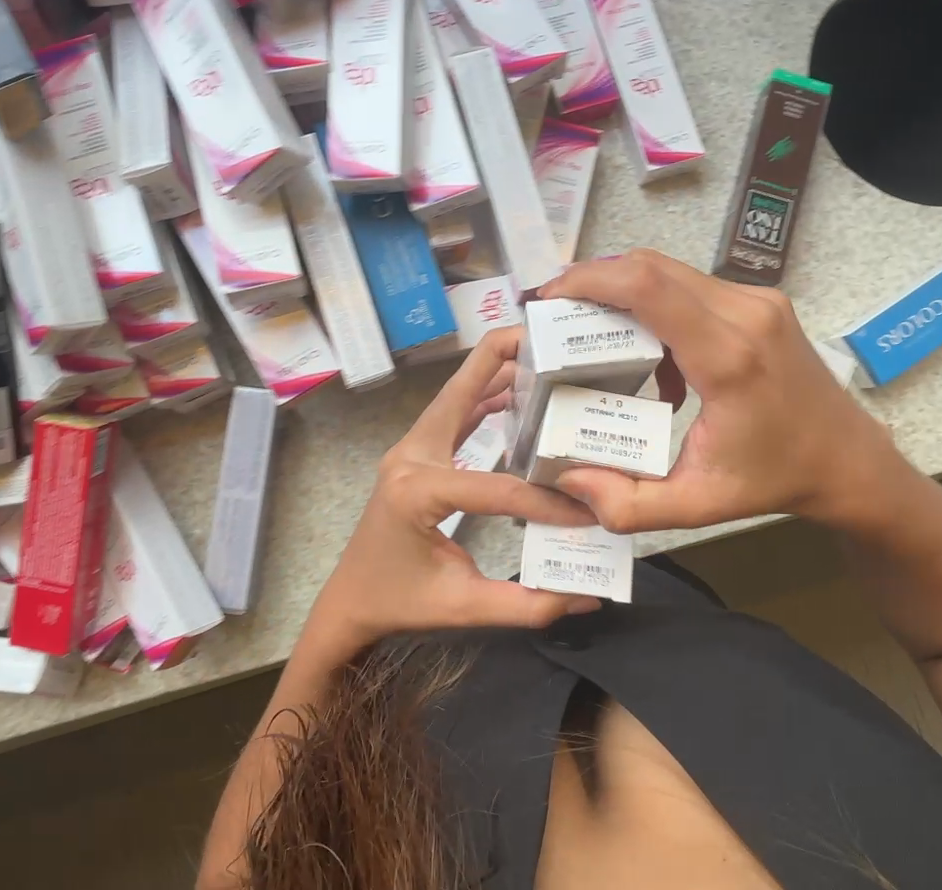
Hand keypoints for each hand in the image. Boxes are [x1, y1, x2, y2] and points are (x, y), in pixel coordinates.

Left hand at [306, 329, 602, 652]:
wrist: (351, 602)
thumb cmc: (400, 603)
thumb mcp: (463, 607)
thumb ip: (527, 605)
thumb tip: (590, 596)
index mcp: (416, 492)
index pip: (495, 487)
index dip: (543, 500)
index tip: (588, 509)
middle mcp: (409, 458)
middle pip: (458, 395)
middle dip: (500, 360)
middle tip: (542, 334)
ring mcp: (408, 452)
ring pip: (454, 399)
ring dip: (492, 374)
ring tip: (537, 354)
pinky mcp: (414, 456)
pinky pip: (452, 416)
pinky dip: (481, 399)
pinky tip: (514, 392)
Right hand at [537, 250, 910, 534]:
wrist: (848, 460)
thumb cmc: (774, 481)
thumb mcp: (697, 506)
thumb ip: (627, 505)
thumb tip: (567, 478)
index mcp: (728, 358)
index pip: (647, 287)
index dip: (590, 281)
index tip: (549, 300)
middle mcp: (745, 314)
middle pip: (651, 267)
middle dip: (594, 281)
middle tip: (556, 314)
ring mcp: (758, 301)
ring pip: (670, 271)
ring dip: (624, 292)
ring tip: (592, 330)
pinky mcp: (760, 302)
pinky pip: (691, 286)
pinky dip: (655, 305)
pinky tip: (650, 355)